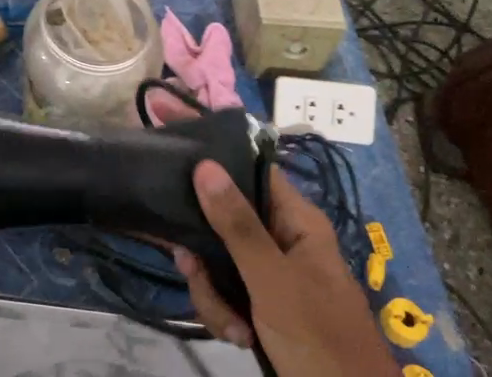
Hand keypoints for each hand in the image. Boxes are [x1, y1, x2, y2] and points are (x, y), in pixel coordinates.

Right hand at [174, 162, 399, 376]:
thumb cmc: (320, 342)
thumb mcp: (274, 283)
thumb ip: (237, 226)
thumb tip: (205, 164)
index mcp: (296, 221)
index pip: (249, 169)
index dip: (213, 158)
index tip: (170, 148)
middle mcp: (282, 239)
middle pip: (222, 219)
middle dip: (203, 253)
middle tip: (190, 269)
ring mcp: (271, 274)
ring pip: (216, 260)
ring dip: (213, 294)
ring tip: (234, 327)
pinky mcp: (260, 305)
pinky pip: (223, 292)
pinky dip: (224, 315)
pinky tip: (240, 339)